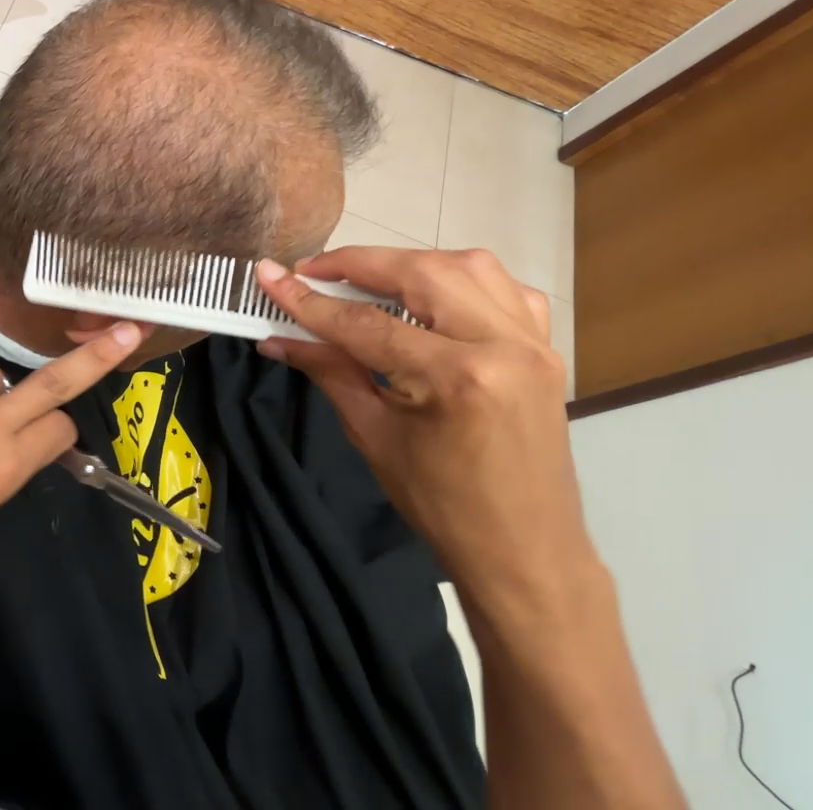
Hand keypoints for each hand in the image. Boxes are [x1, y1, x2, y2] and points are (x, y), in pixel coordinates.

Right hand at [253, 248, 593, 614]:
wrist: (523, 547)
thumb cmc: (439, 501)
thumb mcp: (371, 432)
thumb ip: (328, 370)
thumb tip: (275, 336)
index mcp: (456, 377)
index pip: (364, 322)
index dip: (307, 299)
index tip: (267, 276)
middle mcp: (502, 346)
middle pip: (421, 273)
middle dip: (359, 263)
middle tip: (312, 272)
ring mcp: (533, 344)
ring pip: (468, 267)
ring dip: (409, 264)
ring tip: (364, 279)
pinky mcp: (545, 349)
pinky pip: (505, 290)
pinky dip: (461, 281)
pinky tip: (430, 298)